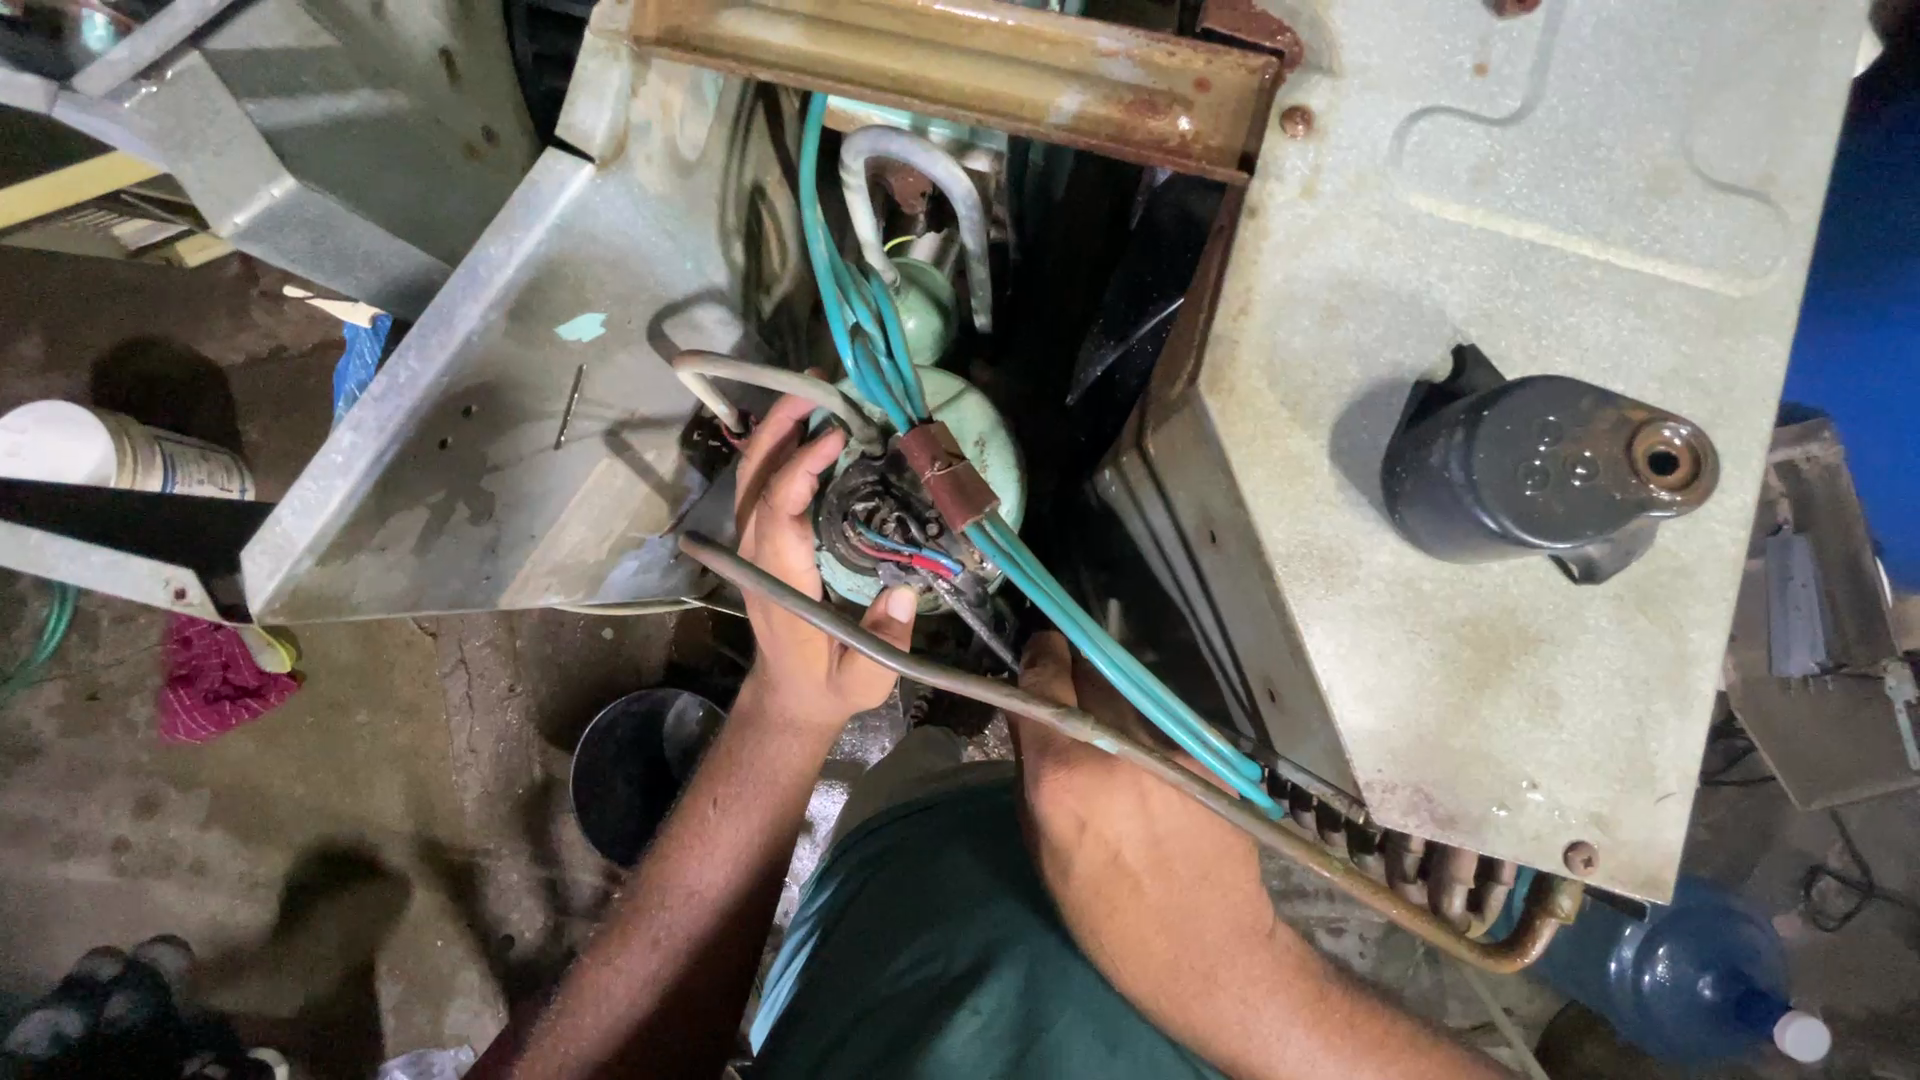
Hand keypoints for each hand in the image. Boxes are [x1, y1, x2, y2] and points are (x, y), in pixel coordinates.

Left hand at [733, 393, 916, 728]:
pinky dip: (775, 455)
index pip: (778, 515)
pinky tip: (803, 434)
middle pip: (754, 482)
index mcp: (782, 584)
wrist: (789, 696)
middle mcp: (758, 559)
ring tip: (810, 396)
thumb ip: (885, 641)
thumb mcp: (865, 680)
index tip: (835, 436)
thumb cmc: (828, 687)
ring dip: (774, 434)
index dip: (799, 470)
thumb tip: (904, 592)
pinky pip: (759, 491)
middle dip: (779, 430)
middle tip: (816, 388)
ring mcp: (753, 551)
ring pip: (750, 481)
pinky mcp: (761, 548)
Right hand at [1010, 632, 1304, 1071]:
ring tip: (1117, 733)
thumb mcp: (1043, 847)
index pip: (1042, 676)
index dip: (1037, 655)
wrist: (1211, 955)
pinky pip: (1167, 727)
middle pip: (1090, 668)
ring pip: (1131, 695)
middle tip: (1072, 680)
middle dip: (1076, 667)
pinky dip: (1154, 735)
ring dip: (1116, 700)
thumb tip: (1029, 715)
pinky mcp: (1211, 756)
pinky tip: (1159, 770)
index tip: (1038, 647)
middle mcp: (1115, 745)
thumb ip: (1032, 770)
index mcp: (1061, 773)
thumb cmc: (1107, 915)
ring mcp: (1169, 747)